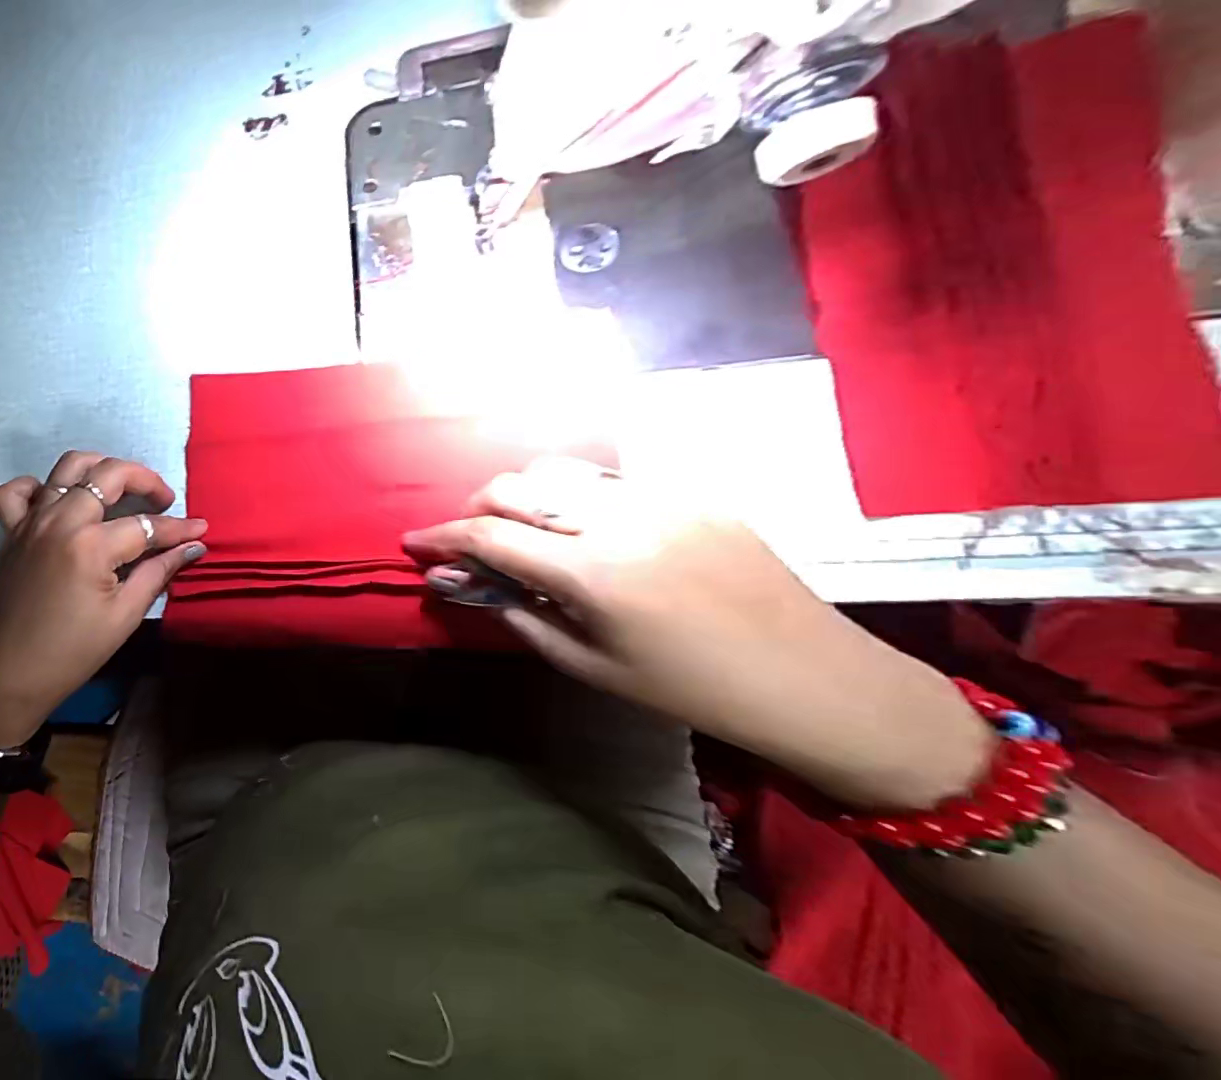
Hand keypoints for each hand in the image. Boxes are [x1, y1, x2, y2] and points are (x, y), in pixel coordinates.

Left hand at [0, 451, 207, 748]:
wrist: (13, 673)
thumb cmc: (75, 651)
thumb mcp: (126, 614)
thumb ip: (159, 572)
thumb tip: (193, 546)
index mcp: (91, 546)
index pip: (147, 525)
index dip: (179, 527)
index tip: (200, 529)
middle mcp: (60, 521)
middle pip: (109, 474)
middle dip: (145, 480)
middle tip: (163, 500)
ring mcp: (31, 522)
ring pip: (67, 467)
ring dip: (100, 469)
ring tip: (120, 489)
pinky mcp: (11, 531)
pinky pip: (16, 491)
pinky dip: (39, 486)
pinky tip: (58, 500)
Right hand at [402, 458, 992, 810]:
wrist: (807, 677)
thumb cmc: (683, 688)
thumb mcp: (585, 664)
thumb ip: (513, 612)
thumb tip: (454, 582)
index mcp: (590, 572)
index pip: (488, 535)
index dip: (441, 538)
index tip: (413, 544)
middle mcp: (618, 518)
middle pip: (516, 485)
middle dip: (474, 508)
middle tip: (466, 541)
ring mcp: (657, 496)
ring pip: (558, 469)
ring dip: (520, 492)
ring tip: (516, 527)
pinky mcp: (688, 490)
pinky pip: (607, 478)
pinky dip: (570, 494)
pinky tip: (577, 525)